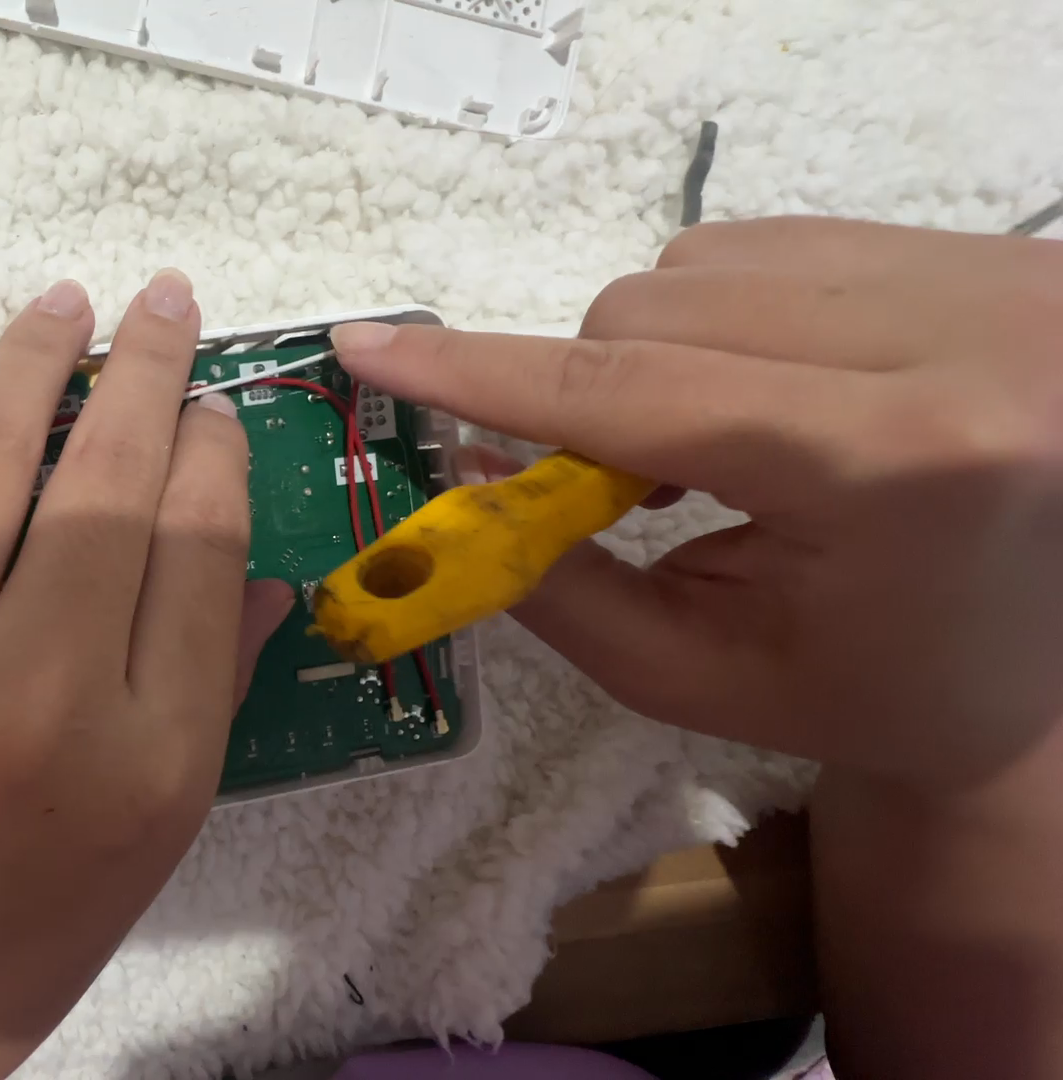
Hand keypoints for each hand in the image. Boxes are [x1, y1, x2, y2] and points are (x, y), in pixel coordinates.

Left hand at [0, 271, 294, 1076]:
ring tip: (65, 304)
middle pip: (108, 482)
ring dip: (31, 360)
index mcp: (140, 761)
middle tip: (165, 306)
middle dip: (147, 374)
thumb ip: (209, 693)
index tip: (210, 408)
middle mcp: (22, 694)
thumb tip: (249, 566)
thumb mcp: (144, 847)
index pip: (198, 546)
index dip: (211, 453)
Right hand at [333, 218, 1062, 790]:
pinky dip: (699, 319)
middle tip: (618, 486)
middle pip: (642, 314)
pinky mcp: (986, 246)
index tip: (365, 346)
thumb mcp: (675, 667)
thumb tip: (455, 462)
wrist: (1049, 655)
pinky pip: (749, 247)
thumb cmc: (853, 687)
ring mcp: (992, 269)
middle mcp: (969, 333)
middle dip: (579, 396)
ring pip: (685, 269)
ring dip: (636, 357)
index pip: (626, 393)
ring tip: (696, 441)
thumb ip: (544, 574)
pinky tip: (748, 386)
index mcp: (902, 467)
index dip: (475, 373)